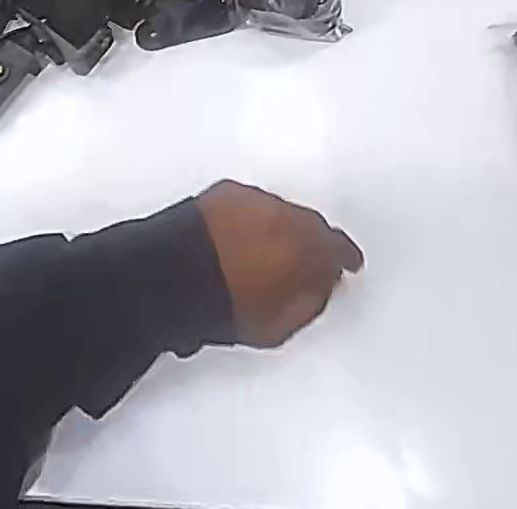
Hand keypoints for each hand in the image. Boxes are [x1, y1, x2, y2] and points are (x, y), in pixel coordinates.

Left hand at [195, 180, 363, 346]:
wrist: (168, 277)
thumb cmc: (217, 304)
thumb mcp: (277, 325)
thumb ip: (310, 300)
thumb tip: (322, 286)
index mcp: (299, 246)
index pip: (336, 247)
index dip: (344, 258)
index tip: (348, 264)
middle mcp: (279, 214)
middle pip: (311, 223)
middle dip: (315, 241)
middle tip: (314, 259)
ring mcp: (251, 199)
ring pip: (282, 210)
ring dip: (284, 227)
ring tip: (274, 251)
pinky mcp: (226, 191)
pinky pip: (254, 203)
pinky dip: (257, 216)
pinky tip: (249, 235)